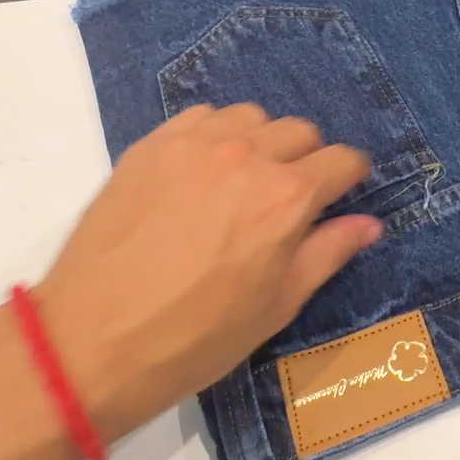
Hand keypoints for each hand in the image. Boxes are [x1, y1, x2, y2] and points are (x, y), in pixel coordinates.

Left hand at [34, 103, 382, 438]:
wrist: (89, 342)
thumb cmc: (194, 337)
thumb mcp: (276, 306)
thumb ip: (329, 252)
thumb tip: (370, 223)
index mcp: (287, 196)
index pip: (342, 160)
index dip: (350, 175)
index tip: (343, 189)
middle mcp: (249, 155)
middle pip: (301, 131)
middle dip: (307, 159)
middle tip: (286, 197)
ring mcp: (197, 143)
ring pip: (253, 117)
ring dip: (261, 141)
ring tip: (242, 179)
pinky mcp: (155, 143)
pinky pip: (204, 116)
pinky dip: (216, 134)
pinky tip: (202, 169)